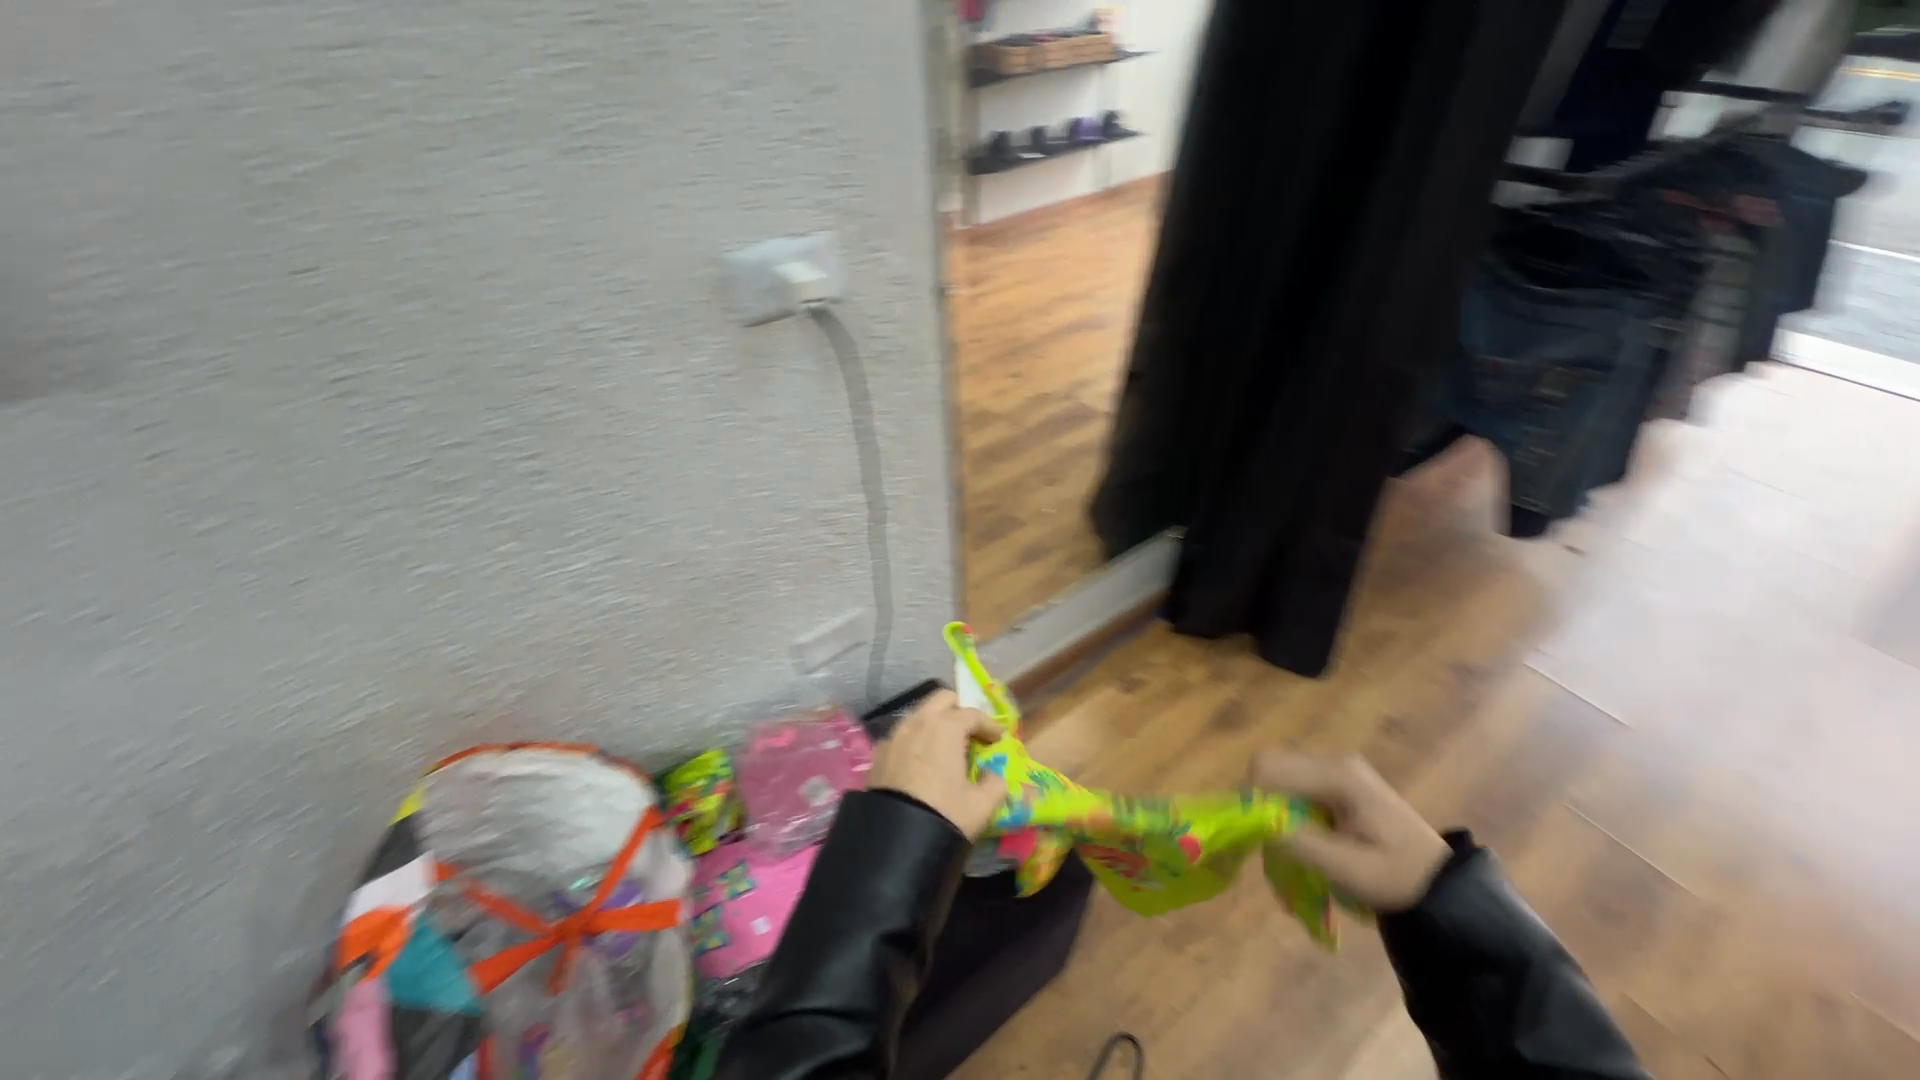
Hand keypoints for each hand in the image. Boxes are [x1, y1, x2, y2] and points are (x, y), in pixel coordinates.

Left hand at [868, 690, 1007, 839]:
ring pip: (918, 715)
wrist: (896, 840)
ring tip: (945, 747)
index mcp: (946, 727)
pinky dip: (915, 740)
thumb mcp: (982, 805)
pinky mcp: (878, 754)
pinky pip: (901, 736)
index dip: (989, 725)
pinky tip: (920, 762)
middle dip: (958, 710)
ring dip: (935, 723)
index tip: (998, 739)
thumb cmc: (945, 815)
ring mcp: (894, 736)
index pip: (973, 714)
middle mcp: (917, 722)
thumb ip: (996, 784)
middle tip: (970, 732)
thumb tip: (993, 776)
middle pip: (941, 699)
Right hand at [1248, 751, 1451, 913]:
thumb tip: (1252, 822)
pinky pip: (1294, 789)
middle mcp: (1334, 763)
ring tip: (1286, 850)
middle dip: (1260, 806)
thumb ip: (1297, 841)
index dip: (1252, 798)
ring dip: (1273, 812)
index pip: (1268, 767)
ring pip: (1278, 779)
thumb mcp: (1346, 868)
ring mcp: (1336, 773)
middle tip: (1268, 846)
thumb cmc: (1396, 879)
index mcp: (1338, 776)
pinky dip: (1287, 814)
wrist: (1441, 889)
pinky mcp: (1337, 786)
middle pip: (1270, 769)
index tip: (1255, 835)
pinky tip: (1302, 843)